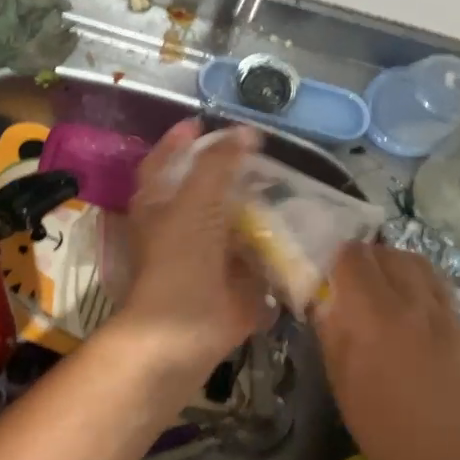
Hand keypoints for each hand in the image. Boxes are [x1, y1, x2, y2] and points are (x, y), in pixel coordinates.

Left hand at [100, 120, 274, 384]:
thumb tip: (243, 132)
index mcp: (157, 206)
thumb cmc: (178, 262)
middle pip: (204, 194)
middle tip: (265, 157)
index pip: (164, 163)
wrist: (180, 336)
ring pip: (233, 227)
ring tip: (292, 189)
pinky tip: (302, 233)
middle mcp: (178, 229)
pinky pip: (256, 263)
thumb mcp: (194, 203)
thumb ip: (217, 166)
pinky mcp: (231, 289)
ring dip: (258, 213)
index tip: (206, 123)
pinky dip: (274, 251)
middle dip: (232, 176)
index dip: (180, 142)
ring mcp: (205, 260)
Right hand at [310, 243, 459, 459]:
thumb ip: (329, 326)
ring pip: (415, 261)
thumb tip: (322, 299)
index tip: (324, 271)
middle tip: (348, 277)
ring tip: (380, 282)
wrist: (442, 452)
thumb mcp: (336, 371)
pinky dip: (418, 280)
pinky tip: (408, 300)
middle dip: (363, 258)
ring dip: (393, 263)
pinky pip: (437, 283)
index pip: (352, 256)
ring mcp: (440, 310)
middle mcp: (408, 301)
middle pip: (384, 252)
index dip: (334, 257)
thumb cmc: (377, 419)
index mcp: (371, 312)